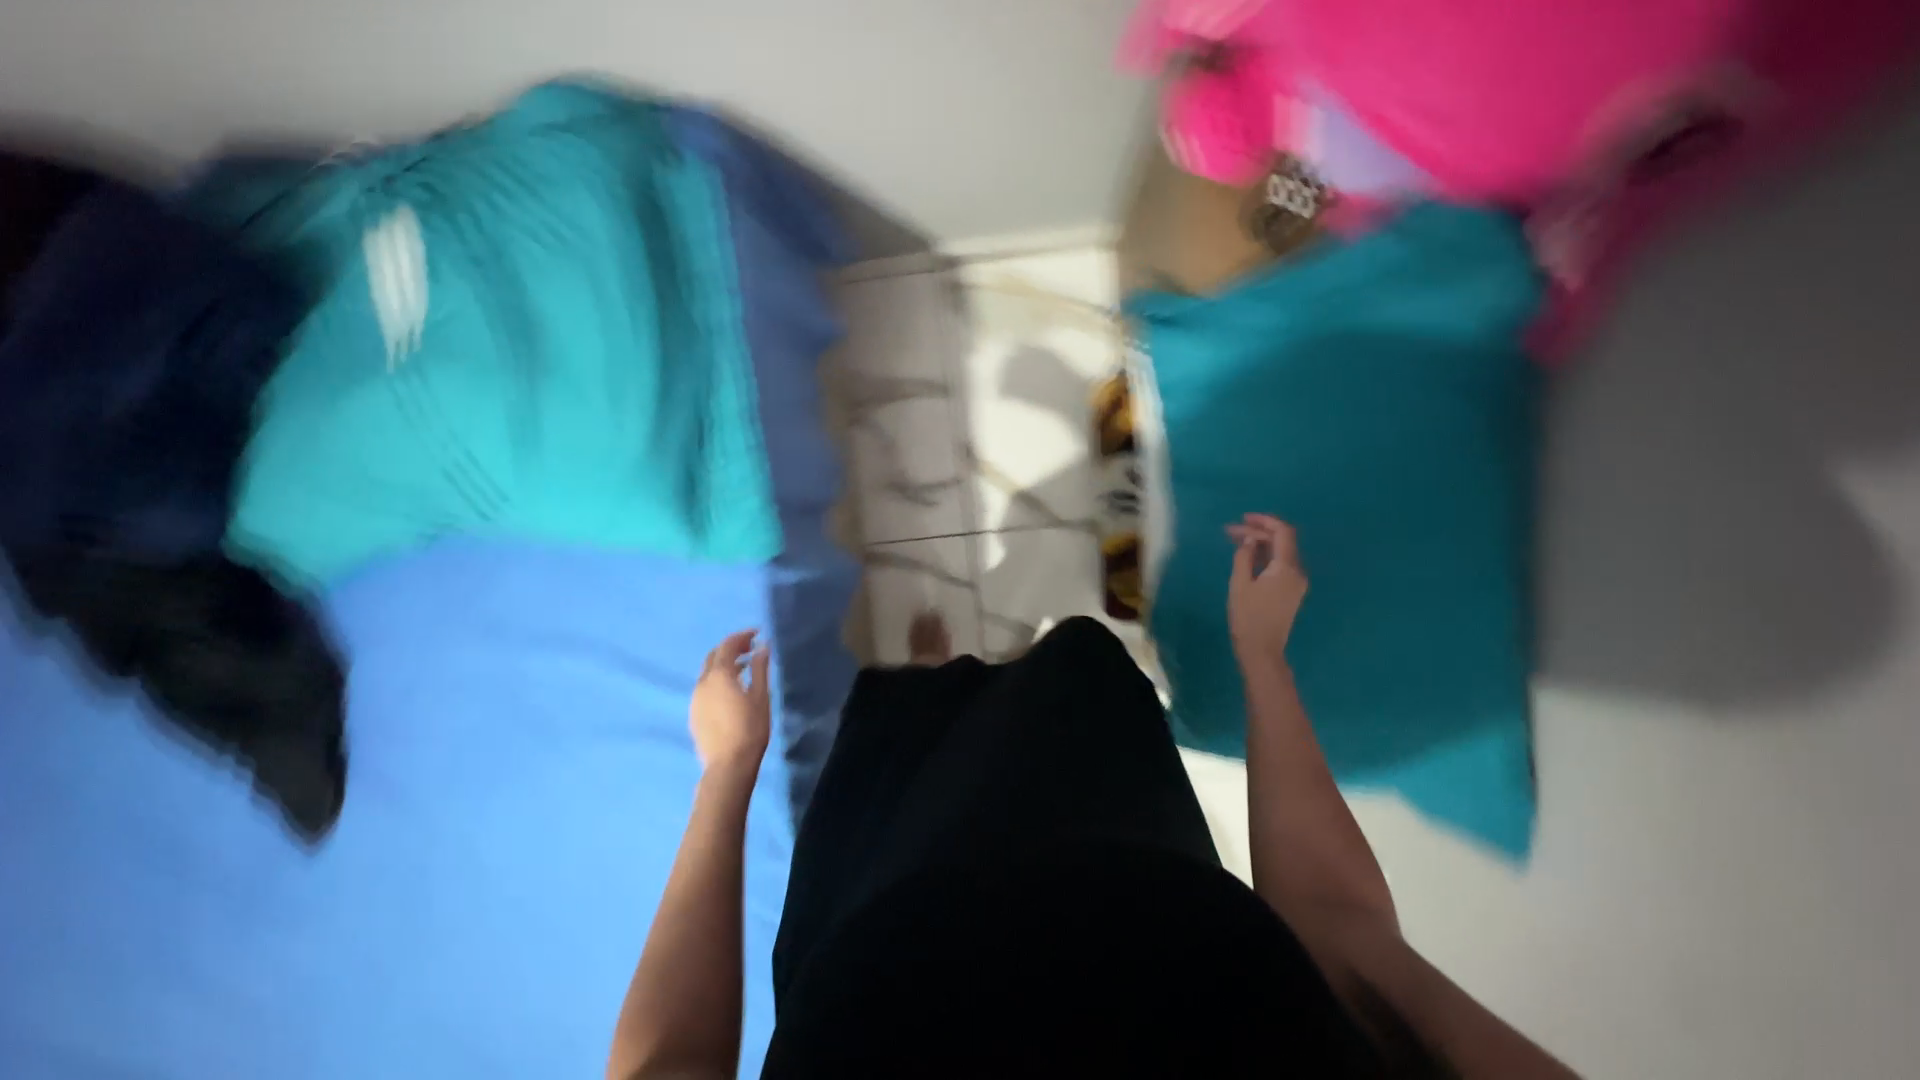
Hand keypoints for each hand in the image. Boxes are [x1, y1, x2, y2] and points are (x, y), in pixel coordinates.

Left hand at [690, 630, 770, 774]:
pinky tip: (731, 690)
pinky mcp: (694, 713)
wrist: (728, 765)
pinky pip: (705, 688)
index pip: (727, 646)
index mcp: (719, 675)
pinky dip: (717, 680)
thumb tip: (762, 647)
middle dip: (731, 648)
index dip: (741, 636)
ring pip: (707, 673)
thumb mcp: (761, 696)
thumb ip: (760, 668)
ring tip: (744, 668)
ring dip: (724, 665)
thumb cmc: (750, 729)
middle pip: (714, 656)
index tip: (757, 633)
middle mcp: (702, 683)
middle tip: (750, 648)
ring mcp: (695, 699)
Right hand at [1226, 513, 1307, 674]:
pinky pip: (1280, 565)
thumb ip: (1244, 556)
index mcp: (1286, 567)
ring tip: (1236, 541)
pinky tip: (1248, 557)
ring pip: (1281, 553)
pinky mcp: (1291, 591)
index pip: (1282, 533)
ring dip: (1261, 544)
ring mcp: (1297, 583)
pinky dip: (1265, 557)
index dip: (1264, 521)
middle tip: (1231, 531)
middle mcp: (1297, 572)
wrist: (1262, 650)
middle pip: (1282, 542)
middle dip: (1258, 532)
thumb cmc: (1247, 617)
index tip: (1243, 518)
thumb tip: (1248, 539)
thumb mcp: (1240, 584)